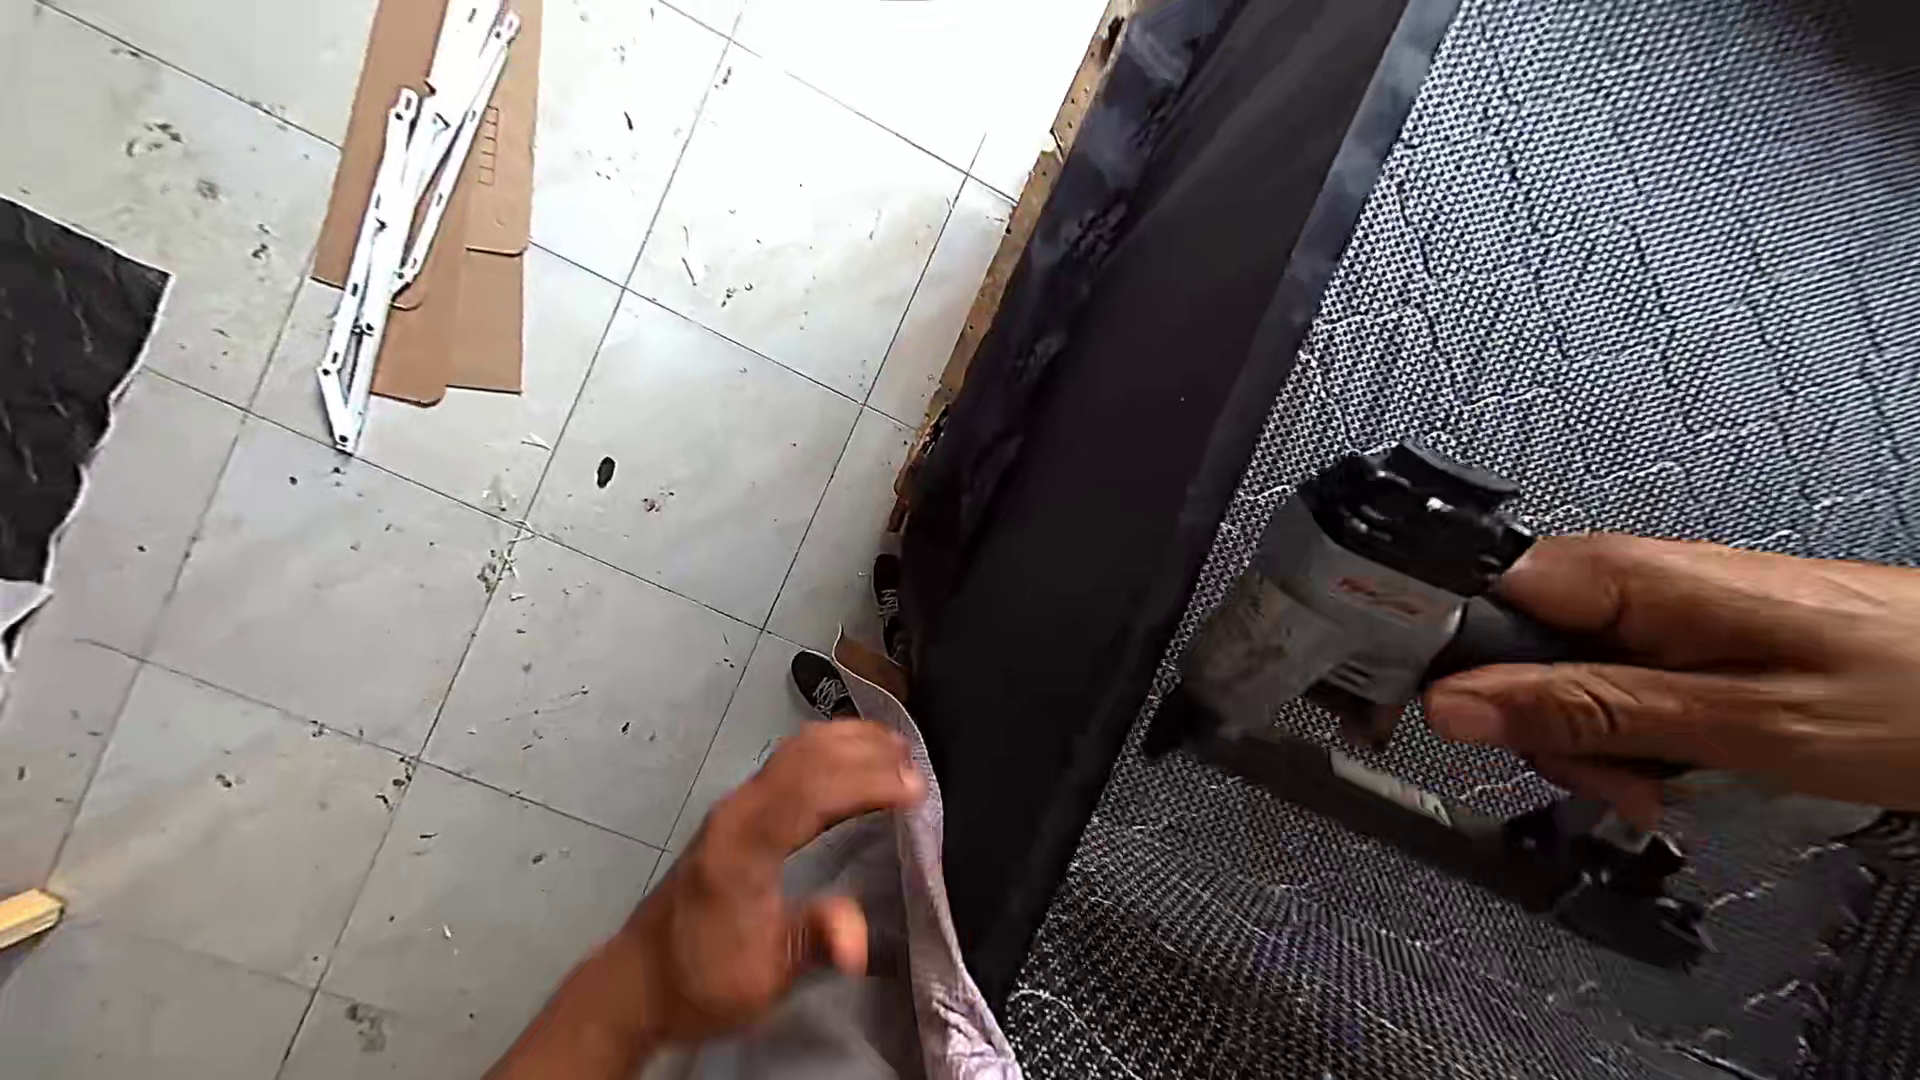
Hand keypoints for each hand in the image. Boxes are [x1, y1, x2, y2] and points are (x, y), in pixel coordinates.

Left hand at [486, 720, 924, 1078]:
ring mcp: (740, 797)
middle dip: (868, 754)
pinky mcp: (744, 799)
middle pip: (809, 757)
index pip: (812, 793)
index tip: (915, 788)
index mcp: (744, 847)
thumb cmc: (705, 977)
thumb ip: (813, 944)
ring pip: (800, 745)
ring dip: (851, 738)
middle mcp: (740, 808)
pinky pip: (793, 752)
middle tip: (916, 765)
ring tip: (897, 745)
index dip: (867, 782)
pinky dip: (832, 740)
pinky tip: (856, 746)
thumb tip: (859, 938)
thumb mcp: (762, 979)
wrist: (642, 975)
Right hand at [1422, 534, 1919, 824]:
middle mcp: (1598, 578)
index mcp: (1599, 576)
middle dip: (1528, 719)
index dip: (1433, 657)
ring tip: (1655, 782)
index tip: (1439, 720)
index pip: (1453, 598)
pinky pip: (1589, 677)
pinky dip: (1614, 731)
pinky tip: (1668, 764)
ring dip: (1578, 737)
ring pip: (1539, 671)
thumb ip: (1577, 711)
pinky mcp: (1656, 629)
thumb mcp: (1734, 723)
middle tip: (1601, 773)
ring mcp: (1628, 603)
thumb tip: (1443, 708)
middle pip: (1494, 645)